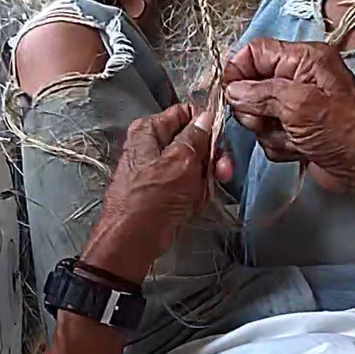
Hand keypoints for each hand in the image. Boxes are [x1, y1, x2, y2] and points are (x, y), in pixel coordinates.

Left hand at [81, 102, 212, 285]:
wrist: (134, 239)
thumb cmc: (150, 199)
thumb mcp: (181, 160)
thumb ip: (196, 135)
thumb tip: (206, 117)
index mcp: (149, 130)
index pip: (186, 113)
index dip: (206, 125)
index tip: (219, 140)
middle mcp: (152, 147)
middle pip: (194, 141)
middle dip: (210, 158)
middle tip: (220, 171)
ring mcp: (158, 170)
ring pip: (195, 166)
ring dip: (205, 180)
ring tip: (200, 194)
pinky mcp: (164, 192)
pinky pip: (189, 186)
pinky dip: (195, 195)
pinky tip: (192, 205)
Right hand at [221, 37, 354, 211]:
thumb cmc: (344, 131)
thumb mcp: (299, 104)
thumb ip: (260, 93)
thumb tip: (232, 90)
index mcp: (303, 59)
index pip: (254, 52)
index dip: (238, 72)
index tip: (232, 96)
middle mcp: (297, 78)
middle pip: (249, 87)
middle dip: (255, 110)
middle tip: (272, 121)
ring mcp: (294, 106)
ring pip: (256, 116)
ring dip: (269, 132)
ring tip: (294, 137)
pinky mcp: (293, 130)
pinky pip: (267, 136)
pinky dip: (279, 145)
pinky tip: (300, 148)